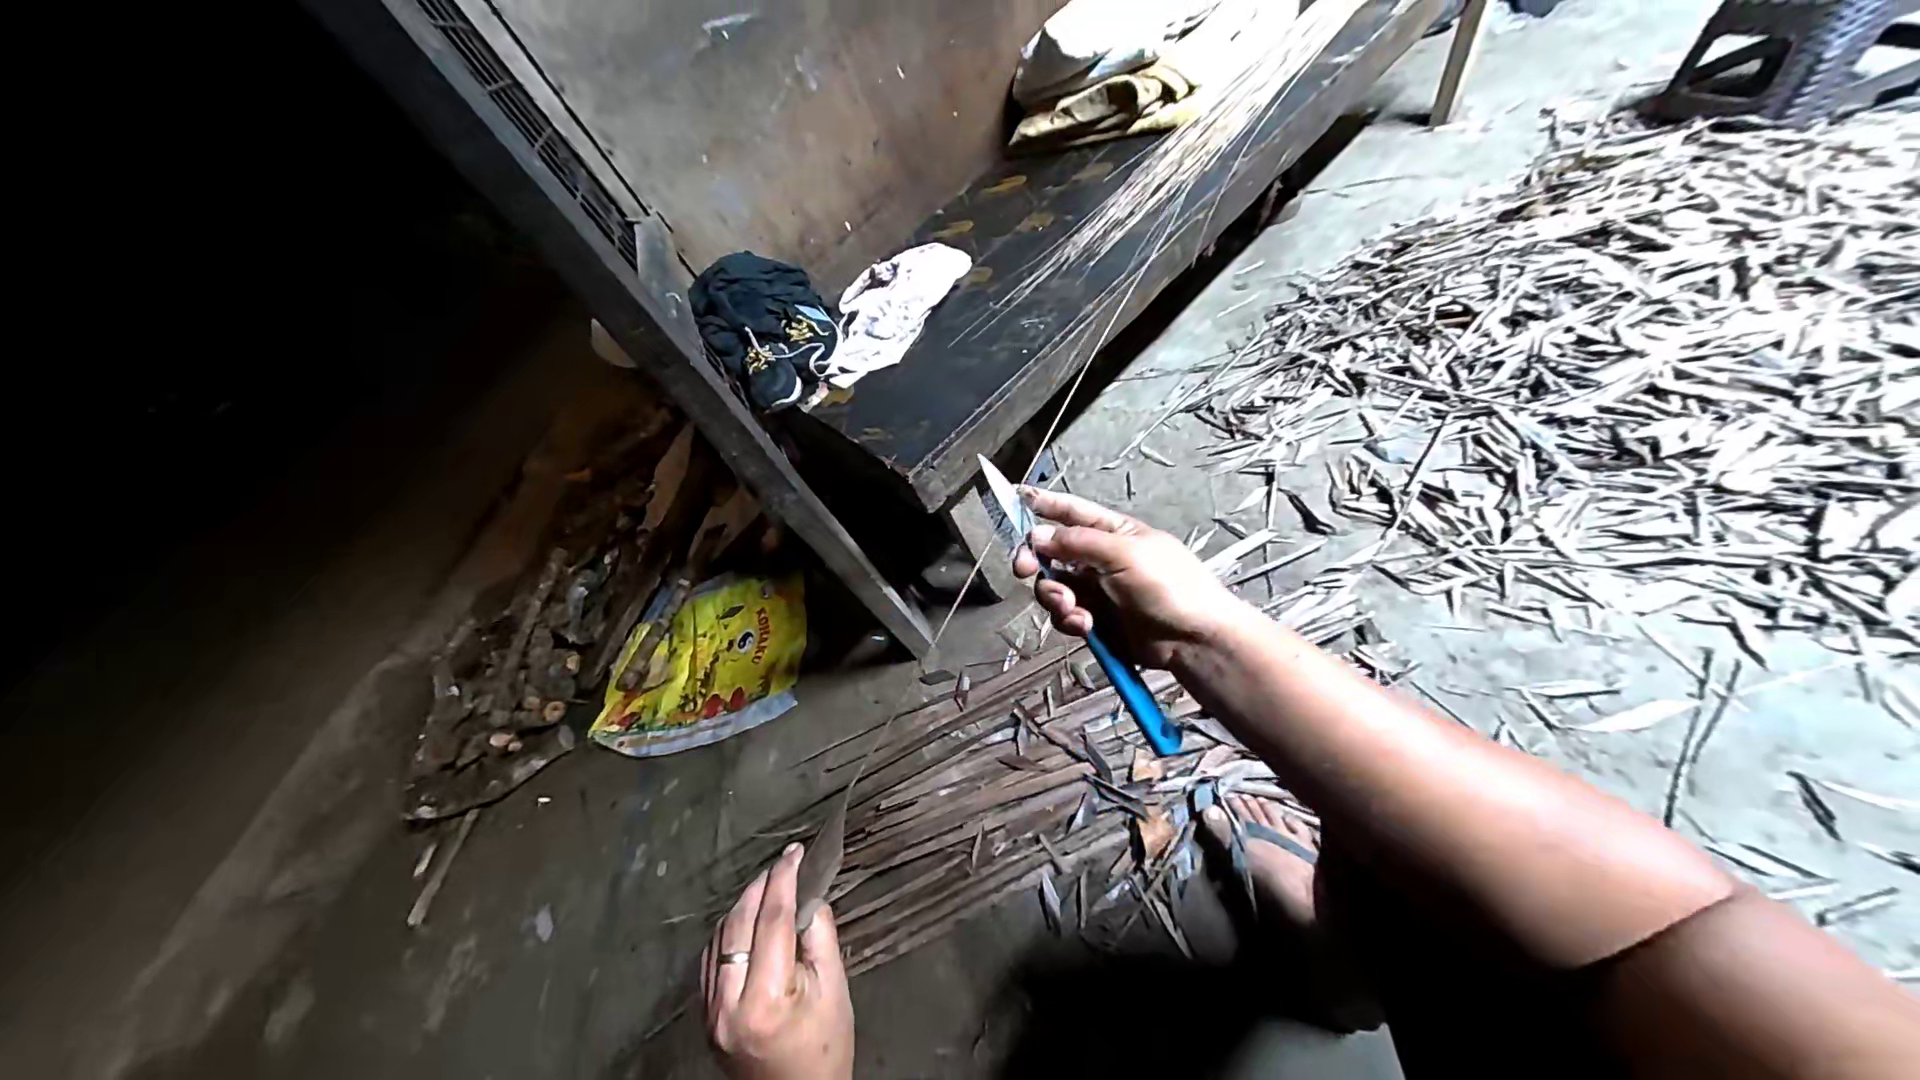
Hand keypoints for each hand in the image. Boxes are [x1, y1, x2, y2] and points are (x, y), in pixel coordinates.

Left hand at [703, 843, 853, 1079]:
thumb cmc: (825, 1047)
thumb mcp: (834, 986)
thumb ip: (818, 933)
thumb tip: (807, 893)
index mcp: (766, 998)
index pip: (772, 920)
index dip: (785, 879)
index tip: (796, 853)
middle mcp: (728, 1003)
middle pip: (739, 922)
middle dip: (762, 884)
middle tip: (784, 862)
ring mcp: (710, 1012)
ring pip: (720, 936)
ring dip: (745, 903)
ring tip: (771, 884)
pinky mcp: (705, 1016)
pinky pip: (712, 957)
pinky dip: (731, 928)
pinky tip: (750, 917)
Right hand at [1010, 488, 1245, 668]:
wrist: (1192, 640)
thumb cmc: (1171, 586)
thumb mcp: (1125, 554)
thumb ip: (1078, 542)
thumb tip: (1038, 536)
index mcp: (1111, 532)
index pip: (1071, 511)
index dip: (1043, 504)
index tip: (1016, 498)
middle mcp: (1098, 558)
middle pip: (1050, 552)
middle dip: (1034, 560)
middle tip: (1025, 568)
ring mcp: (1095, 590)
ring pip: (1052, 587)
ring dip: (1054, 597)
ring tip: (1073, 607)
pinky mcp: (1093, 619)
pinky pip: (1065, 615)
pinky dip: (1069, 619)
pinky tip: (1086, 625)